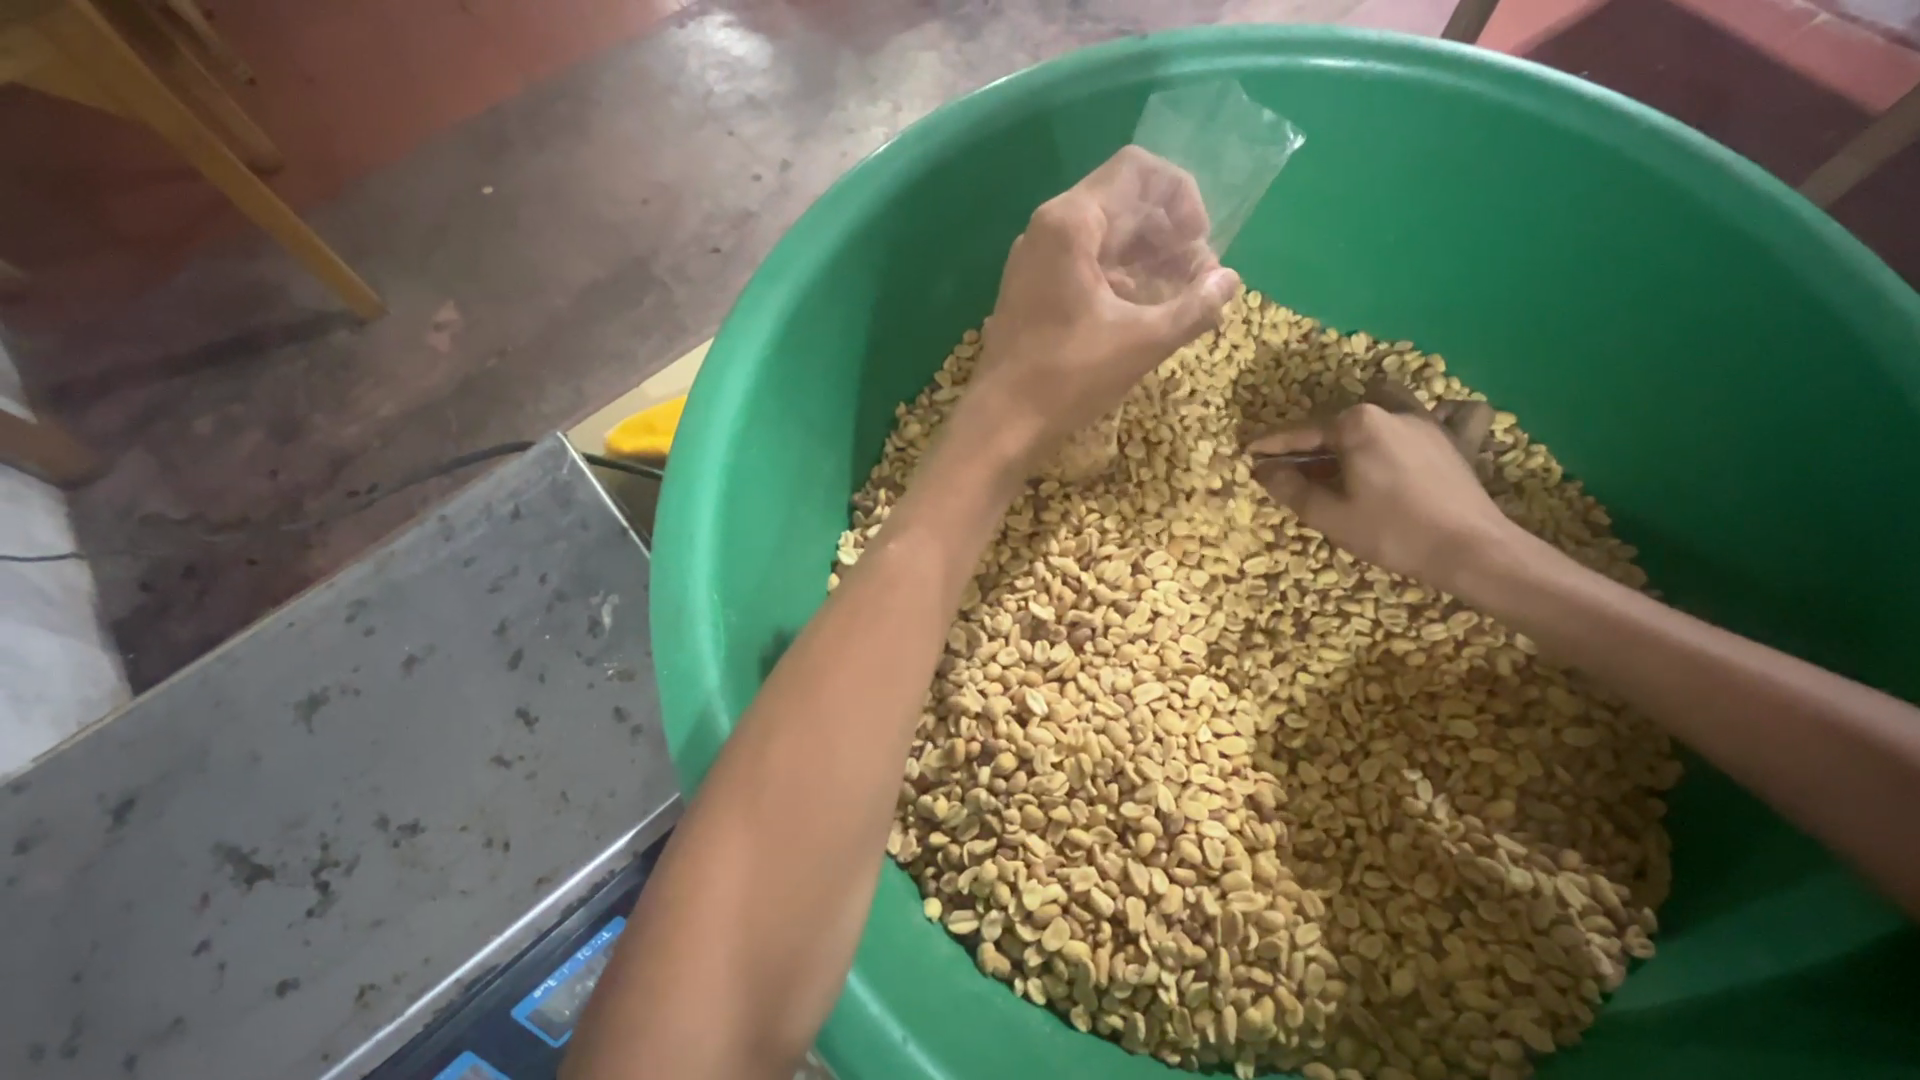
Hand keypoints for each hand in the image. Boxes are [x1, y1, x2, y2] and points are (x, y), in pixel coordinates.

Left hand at [957, 146, 1240, 470]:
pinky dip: (1121, 277)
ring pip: (1105, 236)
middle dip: (1169, 233)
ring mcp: (1036, 258)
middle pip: (1123, 202)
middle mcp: (1049, 228)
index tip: (1200, 242)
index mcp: (1070, 223)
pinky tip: (1146, 311)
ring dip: (1149, 258)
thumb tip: (1230, 280)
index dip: (1181, 196)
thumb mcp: (1142, 341)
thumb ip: (1194, 306)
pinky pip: (1085, 263)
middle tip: (1199, 278)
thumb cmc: (1069, 377)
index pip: (1138, 171)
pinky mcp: (1033, 288)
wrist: (1002, 422)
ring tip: (1182, 297)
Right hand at [1248, 384, 1511, 587]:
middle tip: (1291, 468)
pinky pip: (1437, 417)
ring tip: (1344, 451)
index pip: (1302, 434)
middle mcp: (1391, 411)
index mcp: (1357, 424)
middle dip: (1312, 442)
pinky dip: (1422, 422)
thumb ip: (1292, 488)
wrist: (1472, 549)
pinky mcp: (1452, 440)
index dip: (1272, 446)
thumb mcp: (1331, 516)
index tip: (1248, 452)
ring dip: (1358, 425)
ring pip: (1383, 410)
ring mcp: (1427, 422)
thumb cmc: (1393, 532)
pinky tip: (1414, 436)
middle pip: (1339, 422)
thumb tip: (1263, 469)